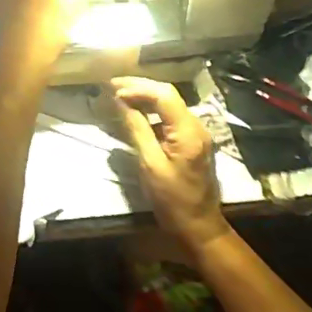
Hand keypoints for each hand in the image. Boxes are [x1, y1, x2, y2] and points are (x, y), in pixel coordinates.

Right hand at [111, 76, 231, 248]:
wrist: (199, 226)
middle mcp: (196, 126)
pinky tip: (134, 111)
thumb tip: (120, 101)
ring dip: (144, 95)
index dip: (137, 88)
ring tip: (119, 94)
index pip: (163, 95)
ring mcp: (195, 132)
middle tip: (112, 85)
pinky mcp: (191, 139)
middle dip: (139, 86)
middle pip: (167, 94)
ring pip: (169, 102)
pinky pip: (170, 115)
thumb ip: (136, 129)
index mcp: (188, 132)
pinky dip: (151, 108)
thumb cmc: (172, 199)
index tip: (114, 91)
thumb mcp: (150, 165)